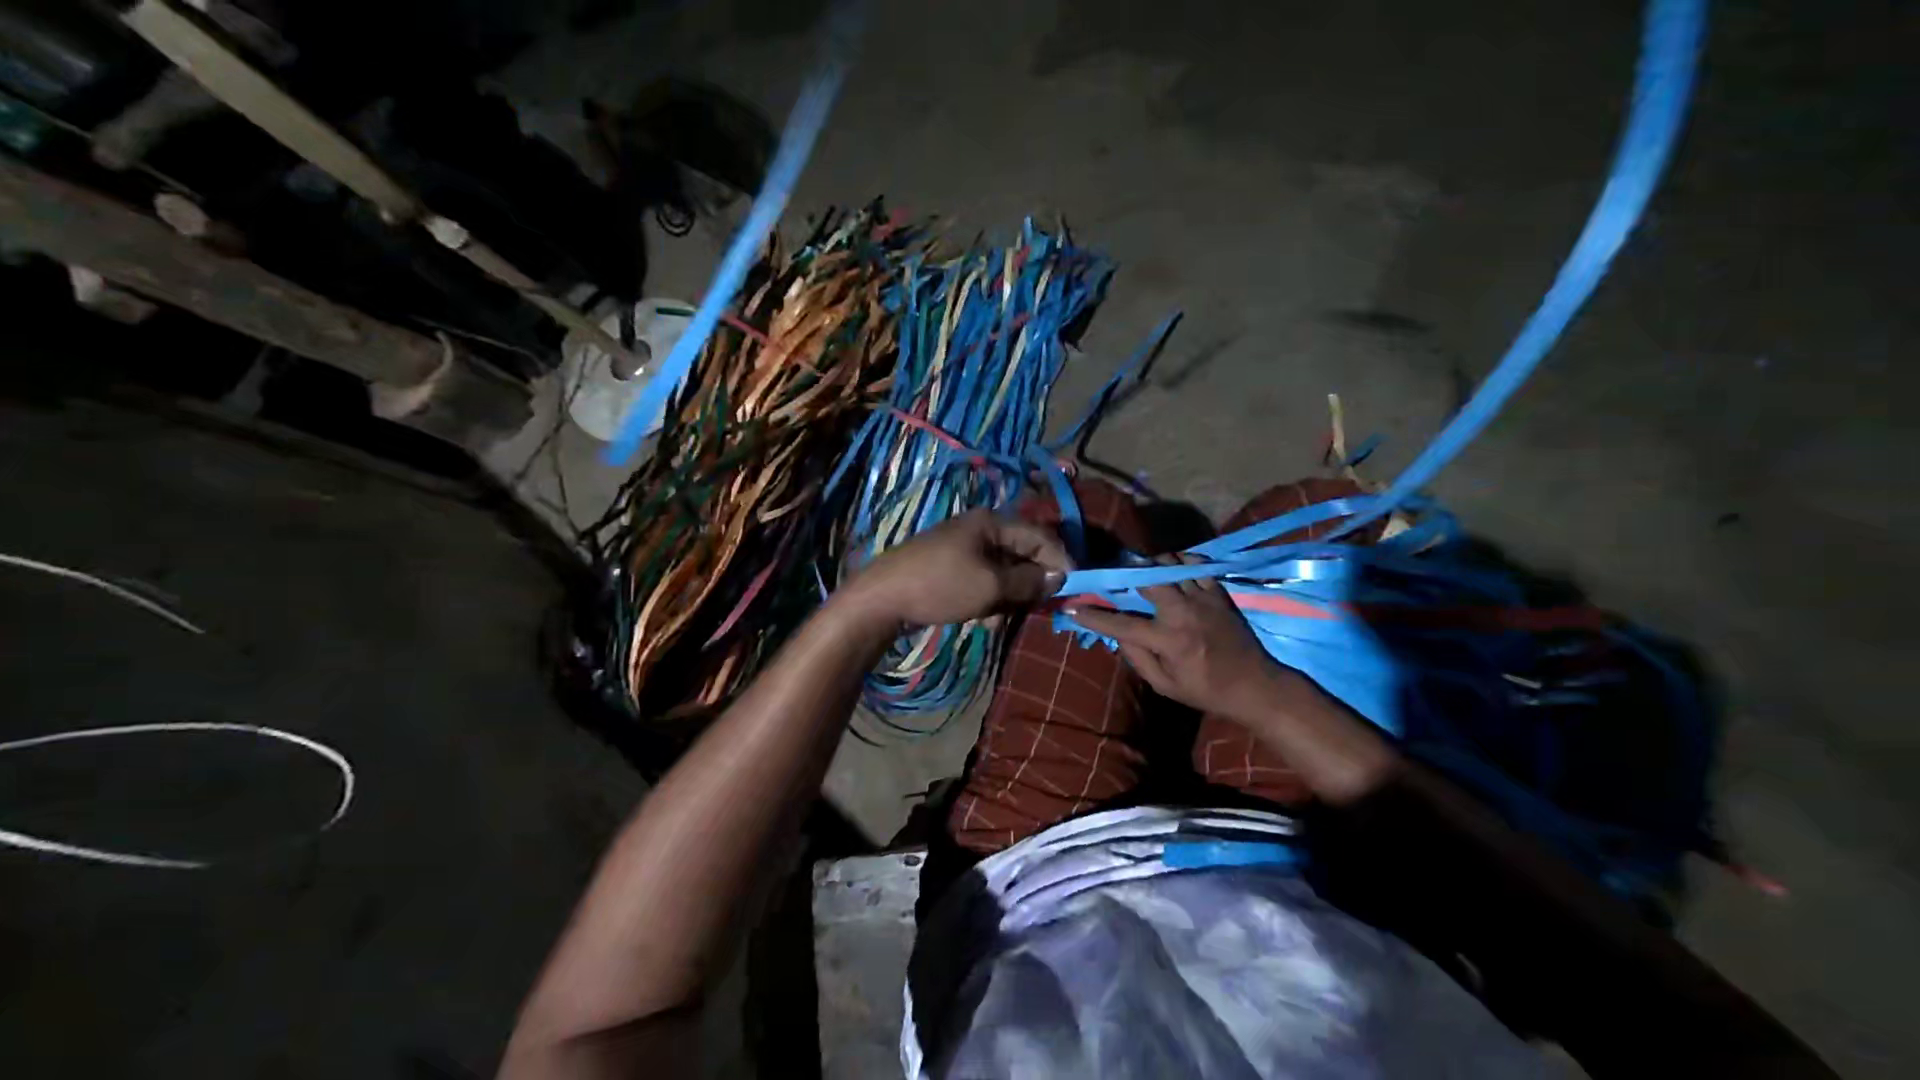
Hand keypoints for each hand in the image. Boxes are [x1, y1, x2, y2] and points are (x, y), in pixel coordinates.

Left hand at [837, 509, 1072, 628]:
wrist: (881, 600)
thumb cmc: (939, 586)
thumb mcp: (990, 585)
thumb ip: (1028, 581)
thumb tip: (1059, 576)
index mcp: (990, 523)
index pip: (1039, 535)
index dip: (1060, 560)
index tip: (1073, 587)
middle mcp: (978, 530)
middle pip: (1021, 554)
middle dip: (1030, 584)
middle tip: (1035, 610)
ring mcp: (961, 550)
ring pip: (1002, 573)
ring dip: (1007, 598)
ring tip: (997, 619)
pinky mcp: (949, 571)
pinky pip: (982, 583)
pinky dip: (987, 601)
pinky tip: (980, 621)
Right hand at [1068, 571, 1289, 720]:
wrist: (1256, 686)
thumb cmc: (1206, 691)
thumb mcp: (1164, 686)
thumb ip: (1137, 658)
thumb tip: (1117, 636)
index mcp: (1168, 640)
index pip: (1121, 623)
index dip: (1094, 616)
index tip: (1073, 607)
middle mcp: (1183, 613)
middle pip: (1147, 578)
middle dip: (1126, 574)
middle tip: (1117, 577)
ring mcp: (1204, 599)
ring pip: (1171, 565)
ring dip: (1154, 566)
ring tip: (1146, 573)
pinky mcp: (1219, 593)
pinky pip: (1196, 565)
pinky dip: (1181, 563)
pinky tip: (1174, 571)